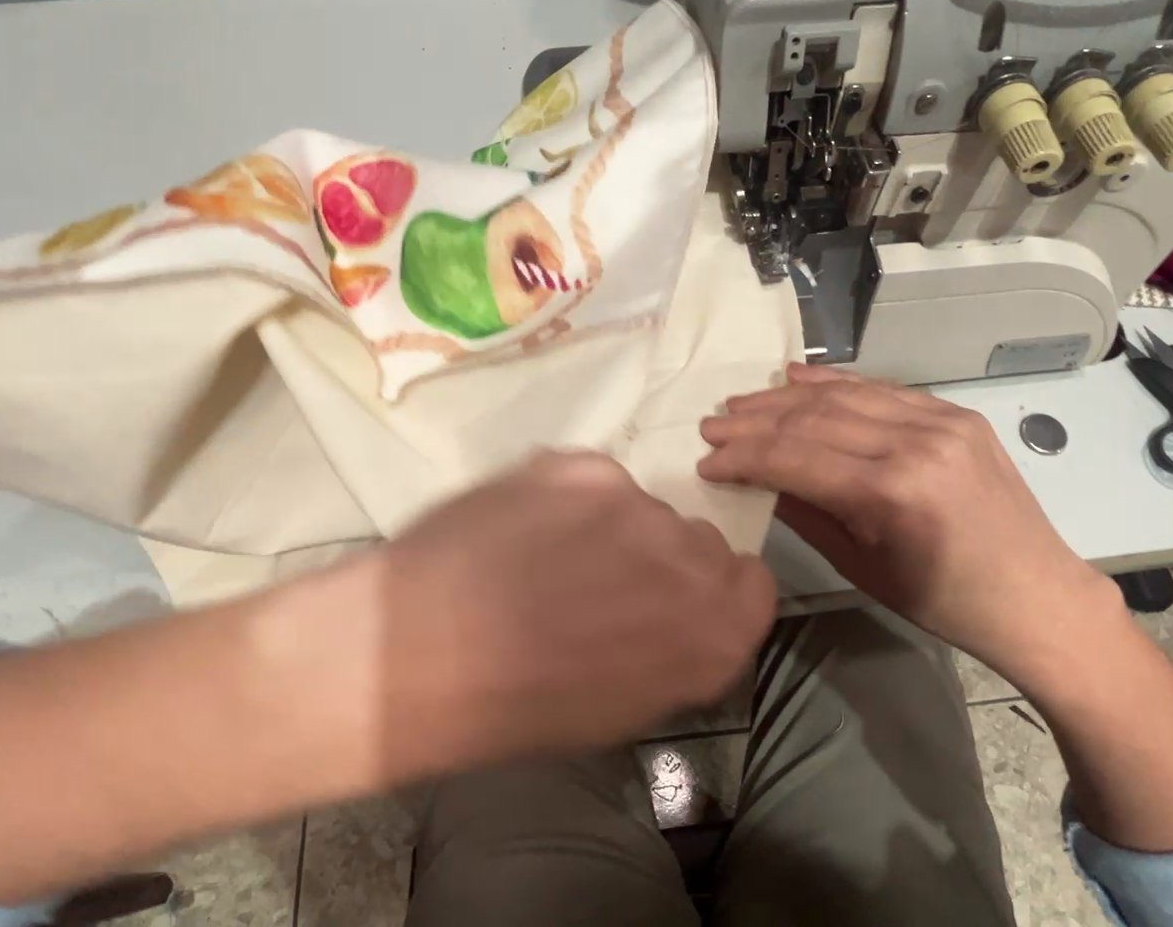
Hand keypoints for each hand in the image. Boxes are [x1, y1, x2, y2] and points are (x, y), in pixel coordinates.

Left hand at [370, 451, 774, 780]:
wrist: (419, 650)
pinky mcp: (581, 464)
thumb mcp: (622, 707)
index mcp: (713, 630)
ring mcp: (635, 501)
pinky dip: (567, 501)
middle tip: (599, 584)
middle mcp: (690, 556)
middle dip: (660, 559)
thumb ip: (678, 653)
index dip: (714, 592)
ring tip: (544, 560)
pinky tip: (521, 531)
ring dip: (609, 528)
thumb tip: (680, 618)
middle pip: (697, 540)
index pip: (752, 583)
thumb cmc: (520, 705)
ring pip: (640, 506)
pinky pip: (591, 480)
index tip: (673, 602)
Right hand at [697, 364, 1117, 678]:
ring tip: (743, 402)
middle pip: (815, 420)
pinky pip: (883, 390)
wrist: (1037, 595)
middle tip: (712, 425)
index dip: (745, 457)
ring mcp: (942, 422)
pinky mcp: (956, 414)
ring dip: (787, 397)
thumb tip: (757, 480)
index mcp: (893, 493)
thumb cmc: (945, 601)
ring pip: (845, 397)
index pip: (797, 459)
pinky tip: (799, 378)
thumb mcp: (864, 568)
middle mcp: (917, 444)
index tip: (707, 460)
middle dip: (756, 422)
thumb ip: (807, 514)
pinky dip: (837, 384)